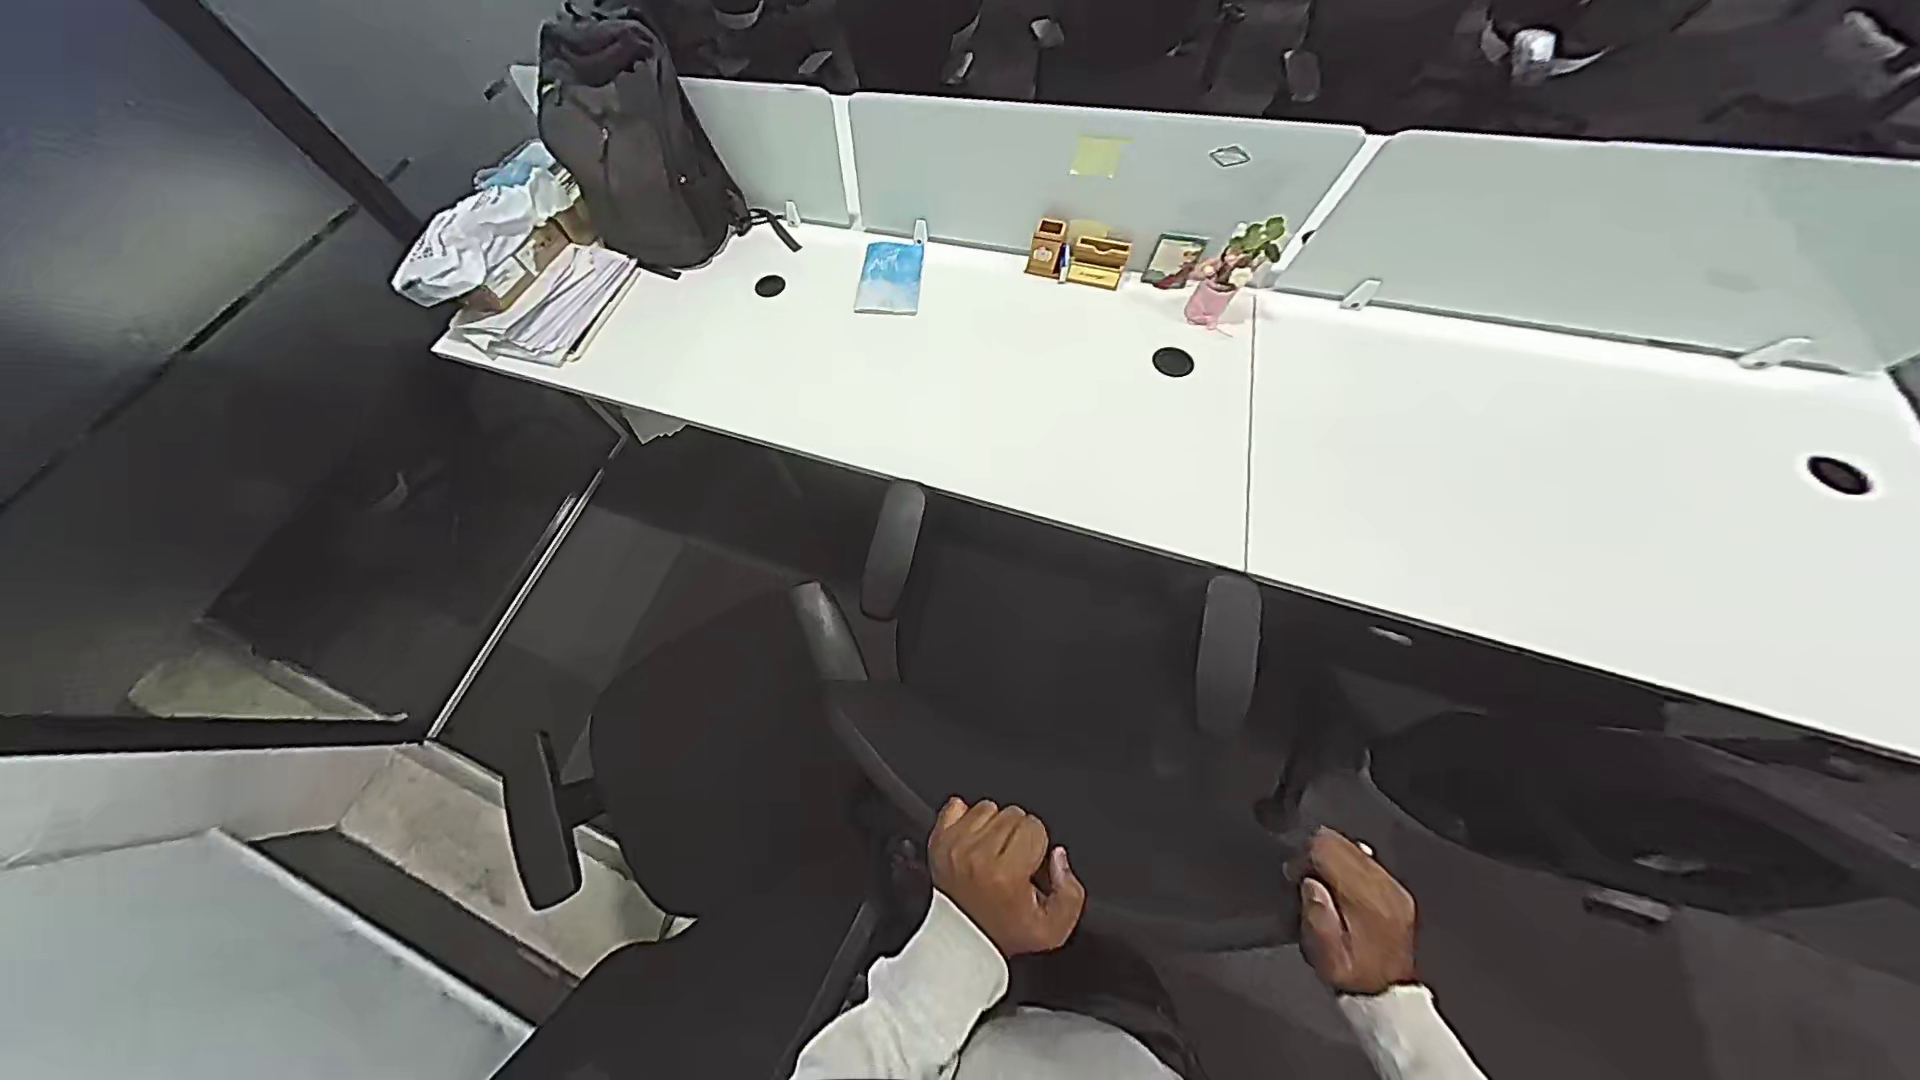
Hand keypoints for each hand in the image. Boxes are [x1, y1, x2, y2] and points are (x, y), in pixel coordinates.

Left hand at [929, 798, 1085, 956]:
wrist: (961, 941)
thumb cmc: (1004, 933)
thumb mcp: (1052, 929)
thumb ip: (1071, 893)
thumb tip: (1058, 856)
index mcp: (1007, 874)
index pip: (1034, 826)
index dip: (1037, 845)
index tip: (1029, 864)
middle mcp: (978, 856)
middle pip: (1012, 813)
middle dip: (1017, 834)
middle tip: (1011, 861)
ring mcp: (955, 845)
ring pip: (988, 807)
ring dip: (993, 826)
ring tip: (992, 853)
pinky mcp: (938, 840)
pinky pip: (957, 805)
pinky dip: (967, 818)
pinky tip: (973, 841)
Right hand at [1296, 828, 1418, 994]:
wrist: (1386, 995)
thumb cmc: (1350, 974)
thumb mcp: (1323, 955)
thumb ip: (1315, 918)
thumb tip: (1310, 884)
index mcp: (1368, 902)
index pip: (1327, 848)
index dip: (1303, 856)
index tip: (1295, 875)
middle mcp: (1385, 888)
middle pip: (1339, 841)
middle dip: (1314, 851)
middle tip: (1305, 876)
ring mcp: (1394, 887)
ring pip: (1350, 844)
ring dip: (1329, 855)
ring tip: (1321, 880)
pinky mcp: (1396, 889)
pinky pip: (1364, 856)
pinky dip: (1345, 860)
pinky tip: (1338, 880)